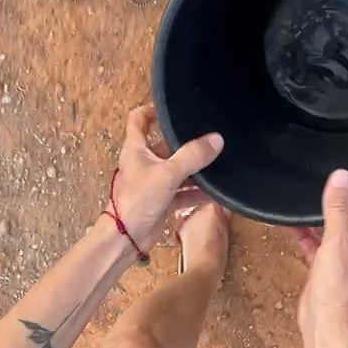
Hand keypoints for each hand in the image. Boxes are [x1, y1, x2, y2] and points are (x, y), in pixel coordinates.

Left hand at [109, 105, 222, 243]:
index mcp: (136, 149)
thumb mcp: (167, 173)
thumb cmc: (138, 199)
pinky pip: (183, 193)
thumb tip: (217, 139)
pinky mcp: (162, 202)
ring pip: (178, 171)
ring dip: (196, 170)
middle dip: (188, 145)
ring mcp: (154, 183)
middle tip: (211, 138)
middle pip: (167, 146)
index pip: (139, 119)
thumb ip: (193, 156)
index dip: (153, 110)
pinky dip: (197, 192)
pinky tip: (216, 192)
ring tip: (220, 165)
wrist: (127, 238)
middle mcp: (145, 163)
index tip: (173, 109)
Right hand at [294, 169, 347, 341]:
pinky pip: (319, 245)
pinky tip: (292, 221)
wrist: (324, 324)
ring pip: (340, 230)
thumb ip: (339, 209)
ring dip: (329, 214)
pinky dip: (308, 234)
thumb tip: (342, 175)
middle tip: (342, 174)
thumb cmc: (340, 286)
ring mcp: (347, 259)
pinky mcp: (327, 268)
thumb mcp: (339, 242)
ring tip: (315, 191)